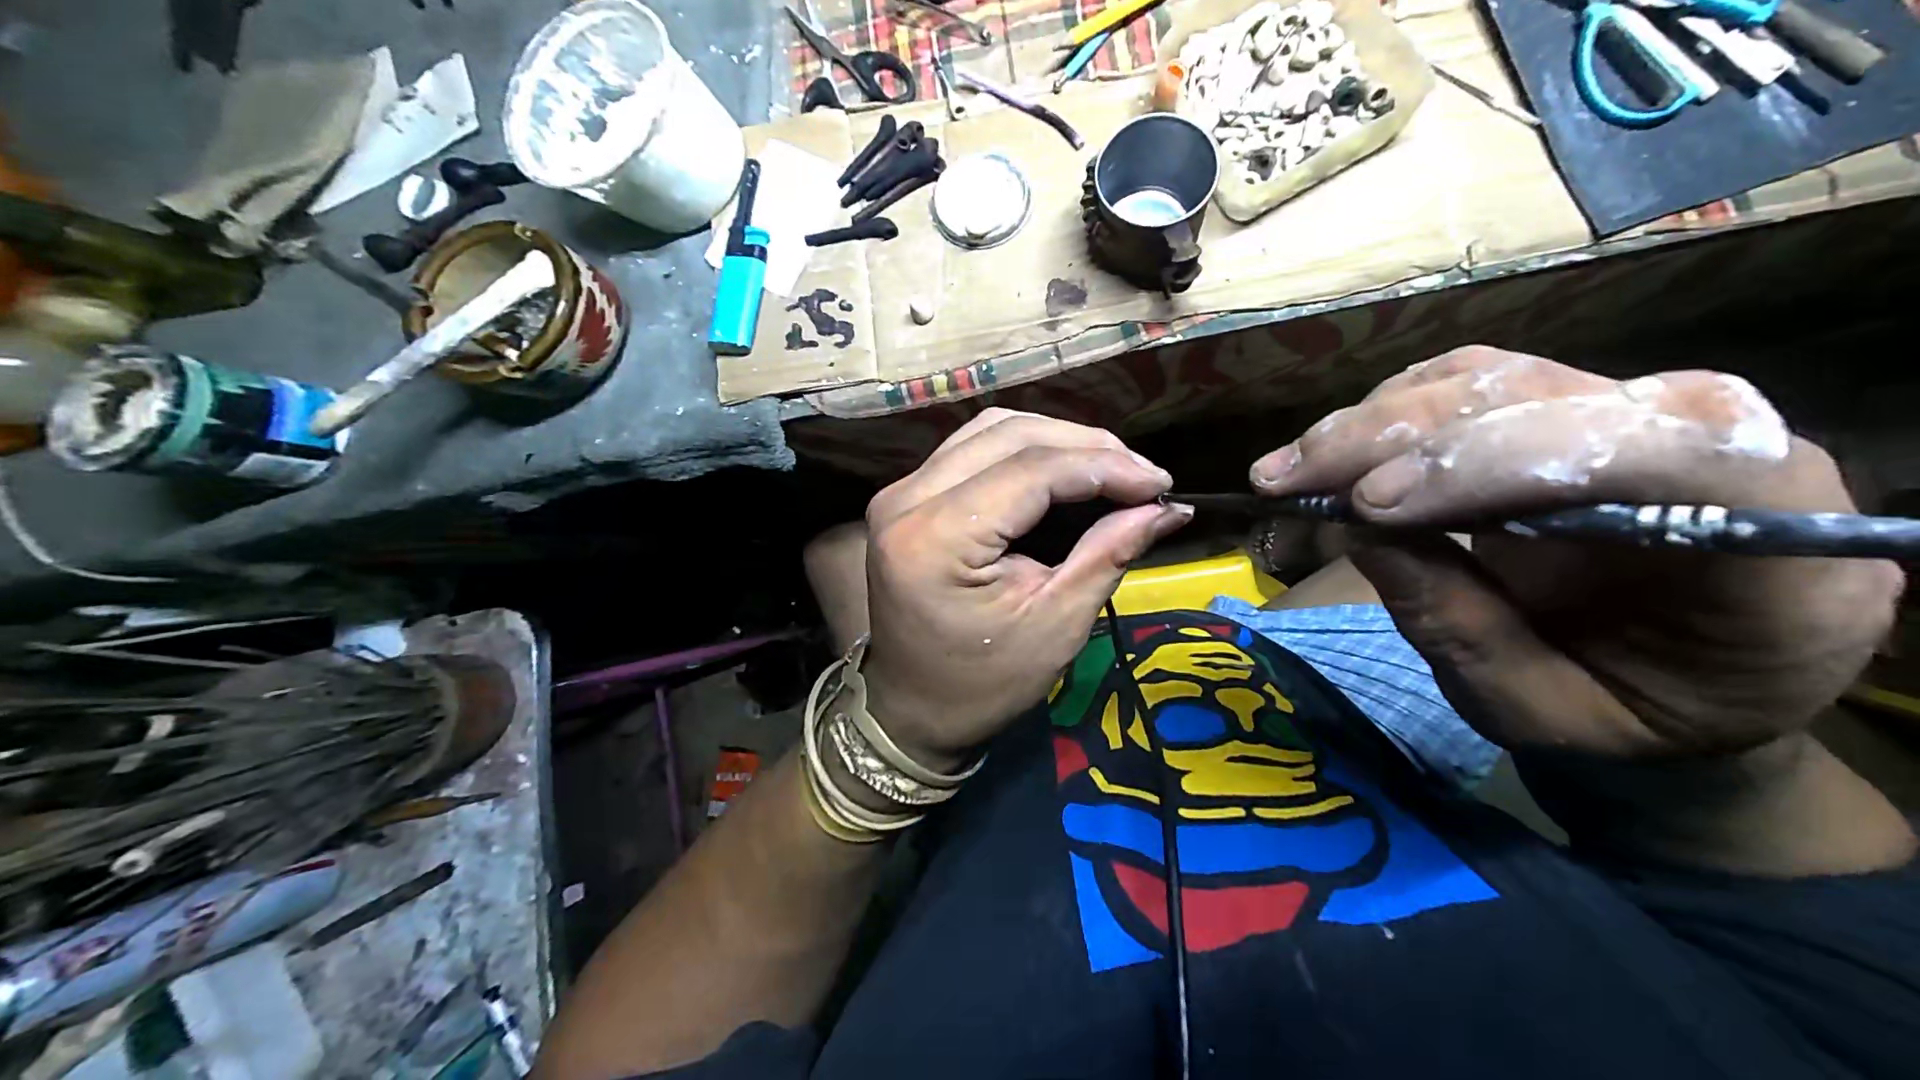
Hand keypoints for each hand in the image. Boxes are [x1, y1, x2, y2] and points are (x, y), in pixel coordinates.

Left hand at [861, 409, 1191, 767]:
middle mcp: (905, 500)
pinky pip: (973, 448)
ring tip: (1112, 471)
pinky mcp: (906, 495)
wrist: (913, 707)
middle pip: (1009, 434)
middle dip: (1087, 446)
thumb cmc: (983, 683)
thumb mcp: (1055, 626)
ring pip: (991, 429)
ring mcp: (899, 492)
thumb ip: (1108, 554)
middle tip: (1143, 476)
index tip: (1162, 483)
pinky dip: (1026, 450)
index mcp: (934, 540)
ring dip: (1058, 440)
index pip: (1031, 471)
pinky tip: (1066, 471)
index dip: (1105, 467)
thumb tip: (1165, 507)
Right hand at [1249, 347, 1903, 760]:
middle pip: (1540, 394)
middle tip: (1285, 479)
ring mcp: (1634, 416)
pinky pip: (1470, 384)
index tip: (1370, 507)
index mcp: (1767, 536)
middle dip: (1395, 435)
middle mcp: (1715, 444)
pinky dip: (1386, 414)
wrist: (1665, 688)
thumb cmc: (1623, 717)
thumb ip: (1456, 623)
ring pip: (1492, 376)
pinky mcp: (1564, 412)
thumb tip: (1352, 528)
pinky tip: (1330, 453)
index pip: (1652, 451)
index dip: (1498, 461)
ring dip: (1374, 419)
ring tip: (1289, 469)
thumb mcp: (1533, 706)